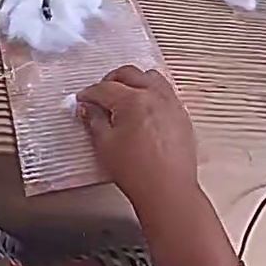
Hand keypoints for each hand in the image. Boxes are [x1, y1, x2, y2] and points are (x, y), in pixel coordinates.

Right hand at [76, 67, 198, 220]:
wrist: (168, 191)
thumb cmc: (137, 171)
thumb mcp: (105, 145)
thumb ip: (94, 120)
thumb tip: (89, 108)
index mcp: (133, 100)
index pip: (105, 88)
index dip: (90, 93)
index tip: (83, 99)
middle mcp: (154, 95)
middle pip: (129, 73)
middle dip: (111, 80)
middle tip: (100, 93)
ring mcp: (171, 103)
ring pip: (151, 77)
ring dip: (134, 81)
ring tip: (124, 94)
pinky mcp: (181, 115)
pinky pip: (165, 92)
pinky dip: (151, 92)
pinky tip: (144, 106)